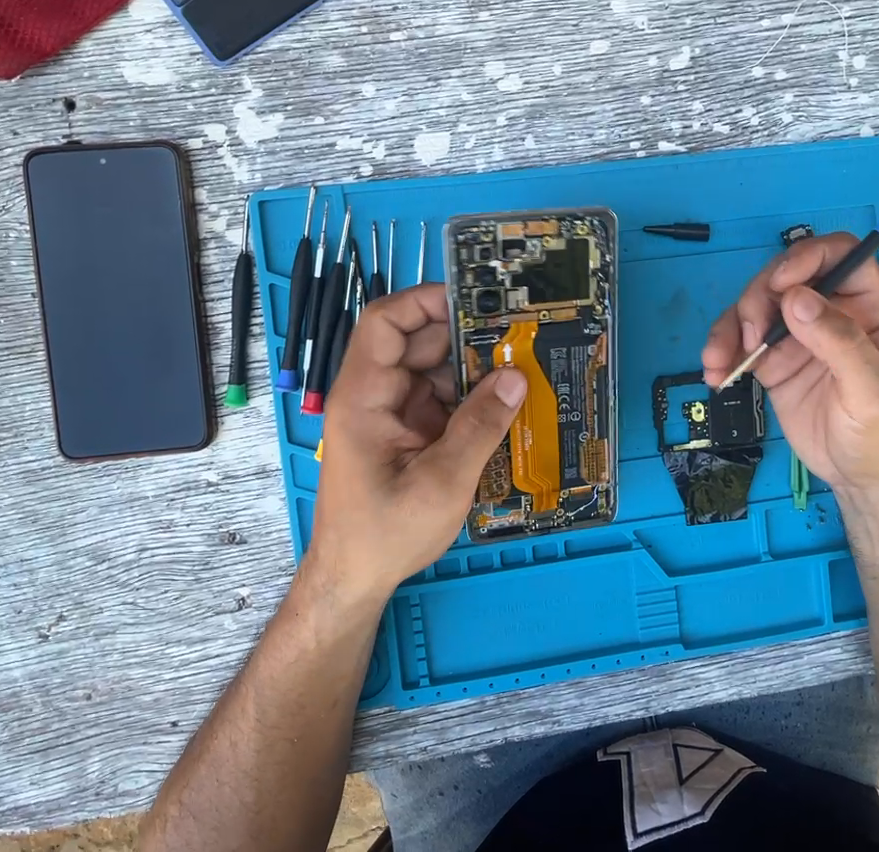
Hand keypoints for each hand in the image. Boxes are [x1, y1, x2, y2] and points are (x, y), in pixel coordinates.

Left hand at [308, 284, 525, 607]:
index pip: (384, 323)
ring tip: (522, 369)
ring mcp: (392, 414)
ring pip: (435, 371)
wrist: (355, 580)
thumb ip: (480, 426)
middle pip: (418, 344)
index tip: (475, 298)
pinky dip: (472, 400)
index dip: (425, 301)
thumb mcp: (441, 482)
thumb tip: (516, 376)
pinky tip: (507, 404)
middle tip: (519, 336)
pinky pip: (442, 400)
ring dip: (475, 371)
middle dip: (466, 338)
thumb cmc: (384, 533)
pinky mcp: (408, 433)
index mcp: (364, 397)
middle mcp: (375, 396)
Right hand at [701, 234, 878, 523]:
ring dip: (730, 326)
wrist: (862, 480)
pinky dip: (722, 351)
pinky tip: (715, 373)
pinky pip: (740, 340)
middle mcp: (832, 313)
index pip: (841, 256)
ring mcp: (799, 336)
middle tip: (749, 335)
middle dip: (759, 298)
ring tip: (720, 360)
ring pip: (756, 305)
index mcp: (870, 309)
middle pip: (786, 276)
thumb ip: (841, 342)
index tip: (779, 284)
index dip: (808, 257)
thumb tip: (797, 298)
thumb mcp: (875, 391)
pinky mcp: (774, 360)